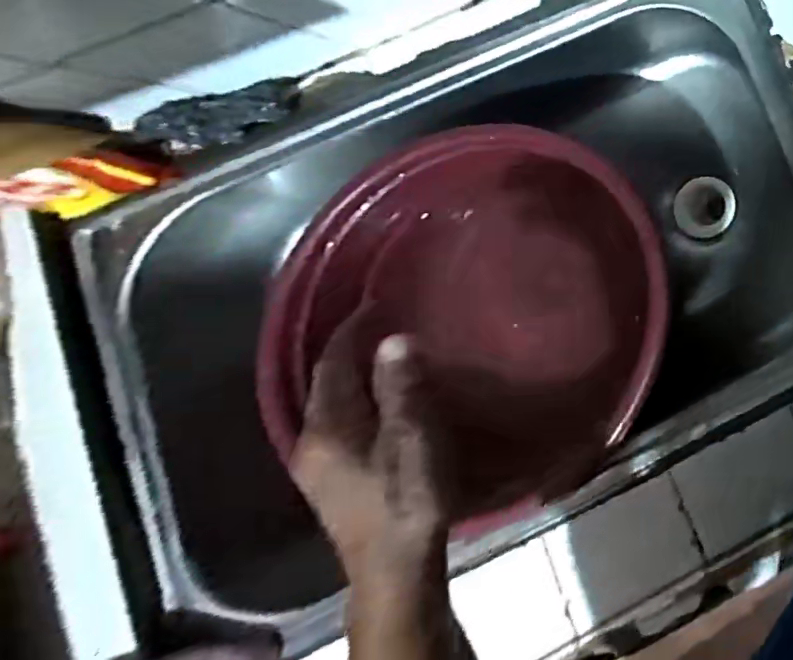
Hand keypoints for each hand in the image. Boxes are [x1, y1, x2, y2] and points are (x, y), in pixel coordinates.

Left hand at [292, 333, 450, 590]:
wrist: (393, 561)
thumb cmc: (408, 494)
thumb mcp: (413, 438)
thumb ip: (401, 389)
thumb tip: (392, 338)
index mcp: (328, 427)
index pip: (331, 365)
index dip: (351, 330)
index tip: (378, 300)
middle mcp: (310, 440)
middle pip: (325, 383)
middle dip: (351, 349)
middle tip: (387, 319)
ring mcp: (317, 461)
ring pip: (332, 402)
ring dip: (355, 373)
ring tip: (388, 350)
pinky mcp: (333, 475)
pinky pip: (340, 418)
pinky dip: (358, 395)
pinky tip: (383, 397)